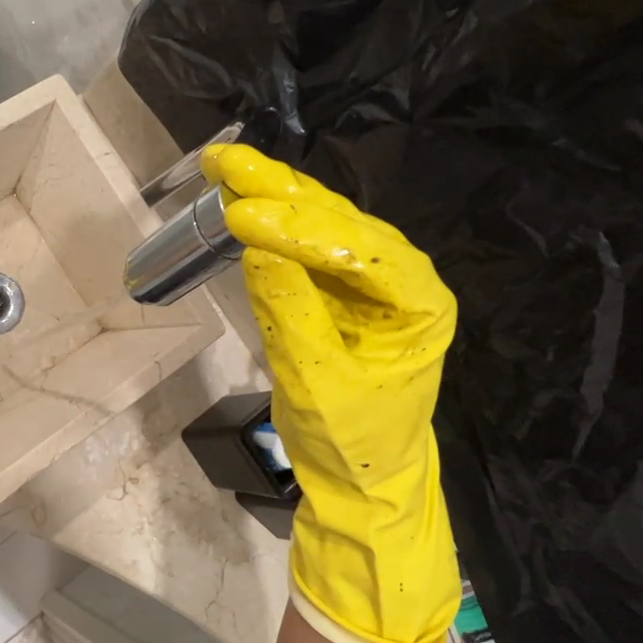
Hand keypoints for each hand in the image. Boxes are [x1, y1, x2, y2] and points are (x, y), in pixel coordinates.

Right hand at [202, 143, 459, 642]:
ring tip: (225, 167)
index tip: (242, 217)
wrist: (360, 481)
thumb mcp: (317, 382)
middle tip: (225, 161)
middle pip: (339, 221)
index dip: (298, 230)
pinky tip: (242, 202)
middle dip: (281, 190)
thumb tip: (254, 246)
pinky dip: (271, 226)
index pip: (358, 250)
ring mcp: (369, 282)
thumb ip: (290, 312)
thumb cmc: (352, 442)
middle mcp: (400, 279)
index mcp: (418, 301)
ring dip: (273, 195)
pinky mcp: (338, 291)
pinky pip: (305, 248)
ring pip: (321, 224)